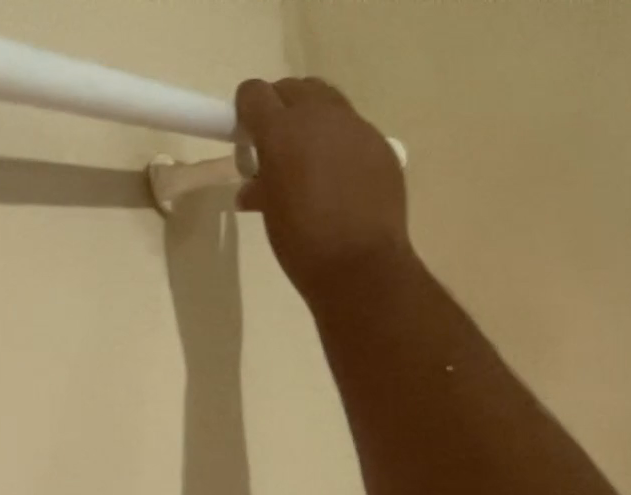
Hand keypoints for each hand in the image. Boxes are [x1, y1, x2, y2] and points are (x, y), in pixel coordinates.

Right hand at [235, 78, 411, 299]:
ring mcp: (357, 128)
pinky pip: (356, 133)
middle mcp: (320, 116)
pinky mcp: (382, 147)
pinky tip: (345, 182)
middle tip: (280, 149)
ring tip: (314, 161)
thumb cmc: (304, 245)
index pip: (254, 94)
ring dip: (315, 122)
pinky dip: (343, 146)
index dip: (248, 113)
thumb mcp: (271, 214)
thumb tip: (254, 187)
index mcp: (282, 131)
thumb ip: (260, 187)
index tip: (249, 138)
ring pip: (328, 104)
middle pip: (294, 89)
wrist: (361, 268)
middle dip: (282, 110)